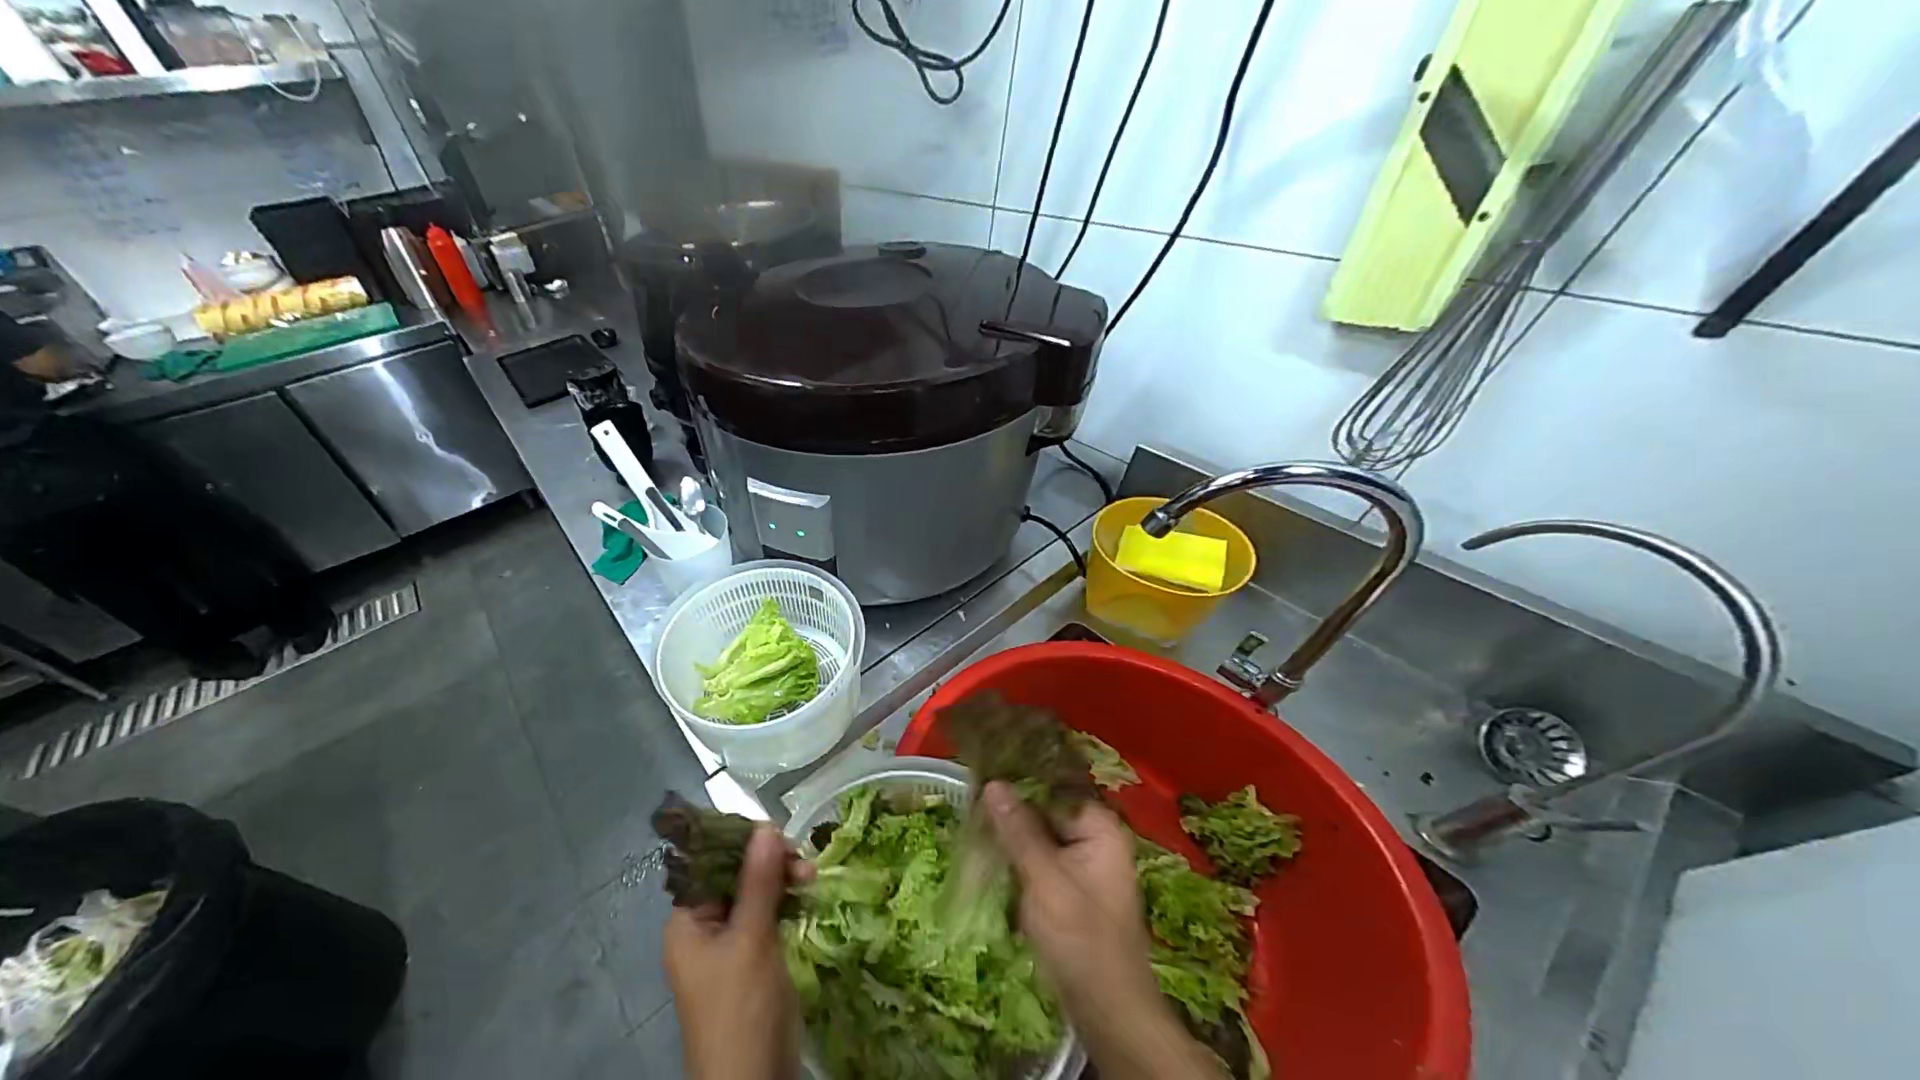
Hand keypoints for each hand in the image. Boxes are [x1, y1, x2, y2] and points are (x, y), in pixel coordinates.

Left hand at [663, 825, 808, 1079]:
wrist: (754, 1079)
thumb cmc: (741, 1005)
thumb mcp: (751, 938)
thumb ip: (759, 881)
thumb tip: (766, 826)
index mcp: (688, 921)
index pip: (712, 862)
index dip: (743, 842)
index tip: (779, 832)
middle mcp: (704, 927)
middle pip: (736, 876)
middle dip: (769, 862)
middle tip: (803, 860)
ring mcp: (729, 944)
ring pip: (756, 893)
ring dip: (782, 880)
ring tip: (811, 876)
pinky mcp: (753, 958)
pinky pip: (768, 915)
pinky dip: (787, 902)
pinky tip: (807, 893)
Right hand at [985, 781, 1224, 1079]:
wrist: (1108, 1009)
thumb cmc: (1080, 939)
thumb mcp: (1044, 880)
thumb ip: (1019, 830)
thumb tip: (994, 783)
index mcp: (1100, 827)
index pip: (1053, 787)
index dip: (1018, 780)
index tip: (981, 773)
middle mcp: (1096, 838)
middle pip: (1047, 810)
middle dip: (1011, 807)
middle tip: (969, 798)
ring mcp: (1086, 864)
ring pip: (1041, 836)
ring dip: (1012, 833)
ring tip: (973, 821)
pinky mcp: (1073, 888)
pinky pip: (1043, 859)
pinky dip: (1020, 857)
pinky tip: (991, 854)